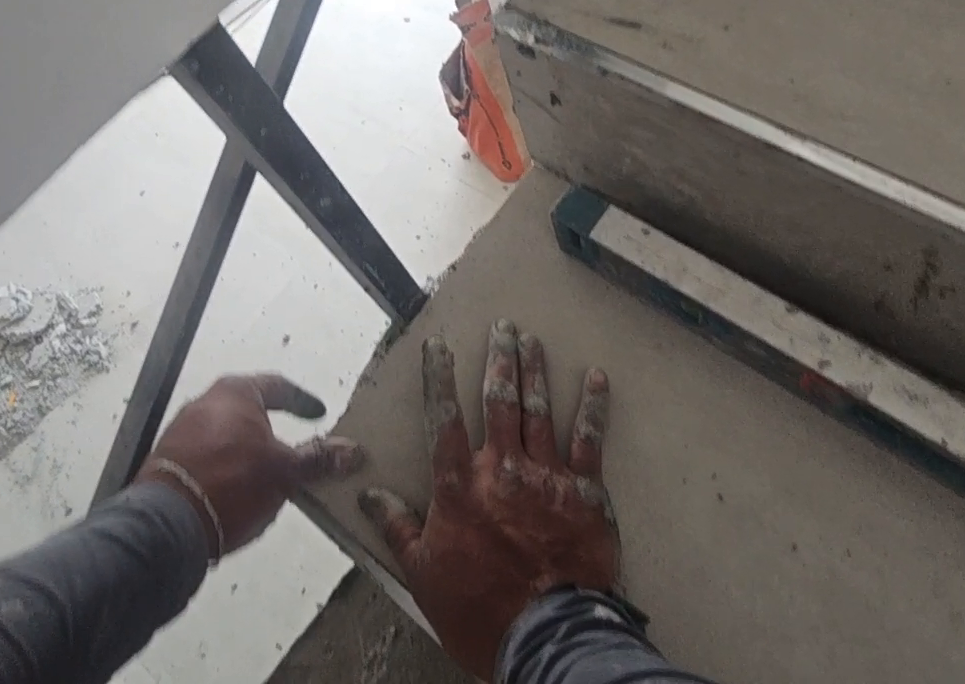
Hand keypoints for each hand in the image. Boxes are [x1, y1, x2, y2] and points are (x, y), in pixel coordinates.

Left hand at [138, 374, 364, 557]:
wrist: (167, 526)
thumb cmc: (233, 484)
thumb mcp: (284, 473)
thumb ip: (317, 459)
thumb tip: (351, 451)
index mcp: (236, 392)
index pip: (278, 386)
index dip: (302, 401)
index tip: (318, 413)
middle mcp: (205, 401)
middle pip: (249, 407)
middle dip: (271, 424)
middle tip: (292, 440)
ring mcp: (181, 429)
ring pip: (225, 431)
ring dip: (247, 446)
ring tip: (265, 470)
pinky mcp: (166, 459)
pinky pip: (206, 452)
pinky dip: (226, 463)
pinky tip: (236, 486)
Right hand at [358, 320, 615, 679]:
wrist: (546, 638)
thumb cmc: (478, 609)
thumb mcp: (423, 573)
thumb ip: (397, 527)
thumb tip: (367, 495)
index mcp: (460, 486)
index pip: (443, 418)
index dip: (438, 378)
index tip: (438, 345)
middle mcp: (501, 468)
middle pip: (498, 400)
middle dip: (499, 359)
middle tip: (503, 326)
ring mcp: (546, 475)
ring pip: (539, 409)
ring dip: (536, 370)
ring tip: (533, 339)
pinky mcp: (584, 491)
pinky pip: (590, 440)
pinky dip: (594, 407)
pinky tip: (597, 377)